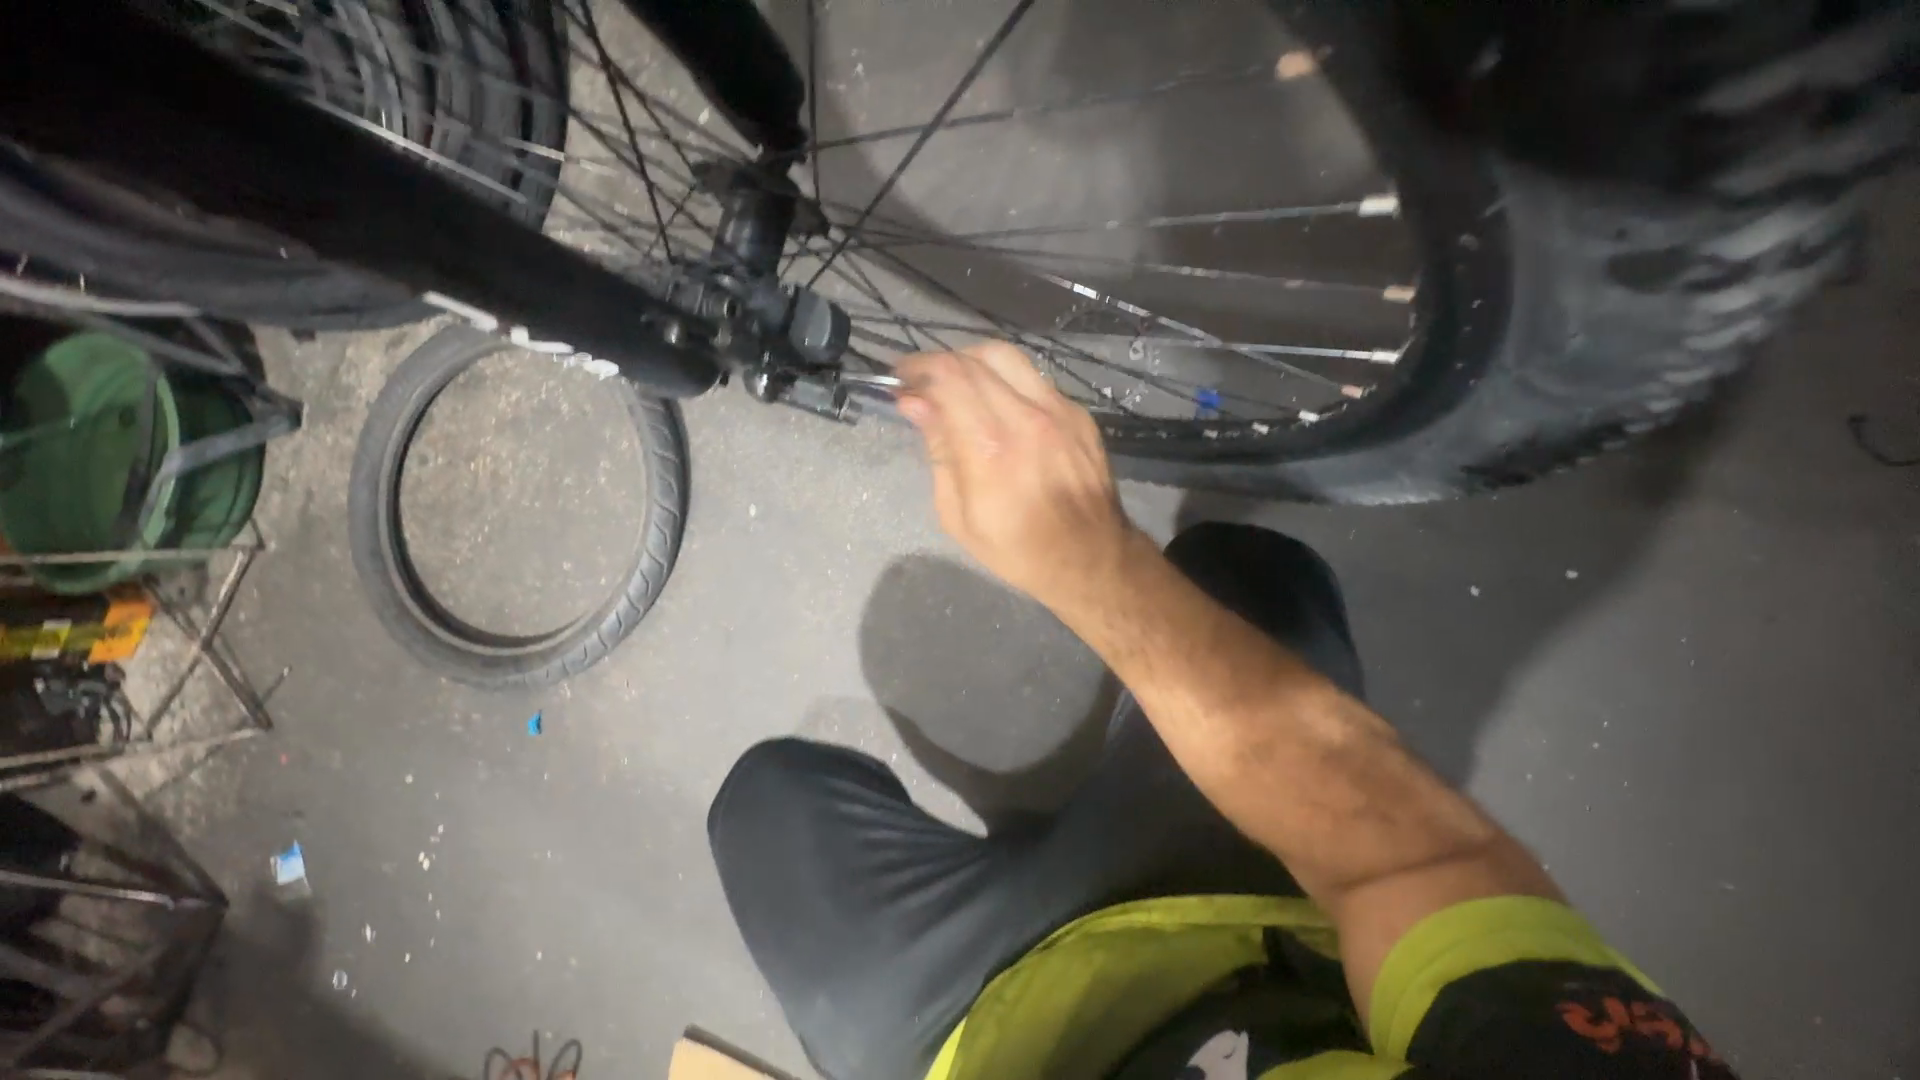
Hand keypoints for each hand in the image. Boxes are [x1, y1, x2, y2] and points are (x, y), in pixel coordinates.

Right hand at [894, 342, 1146, 609]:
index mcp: (989, 448)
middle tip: (922, 381)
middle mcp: (1025, 417)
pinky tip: (998, 404)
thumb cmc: (1017, 549)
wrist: (1090, 557)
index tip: (901, 380)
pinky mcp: (1078, 414)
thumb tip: (916, 405)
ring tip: (958, 382)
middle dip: (938, 363)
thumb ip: (939, 452)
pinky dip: (1006, 381)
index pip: (947, 377)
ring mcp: (1057, 411)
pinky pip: (1034, 379)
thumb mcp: (958, 517)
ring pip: (1006, 356)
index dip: (917, 370)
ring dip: (972, 362)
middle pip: (973, 360)